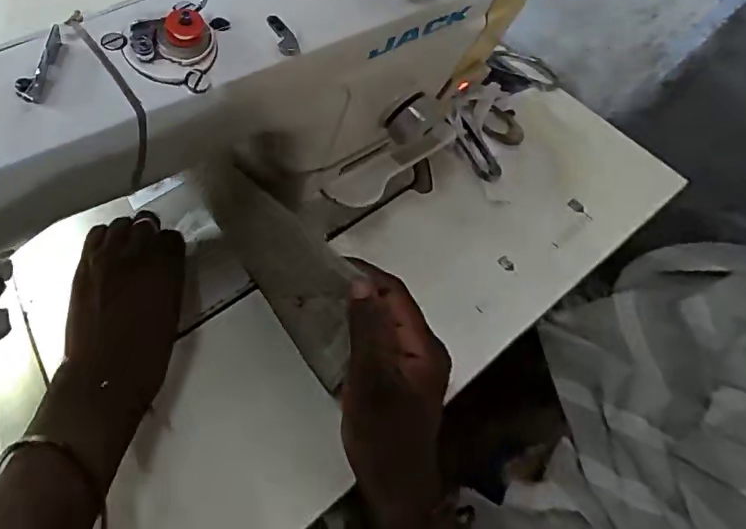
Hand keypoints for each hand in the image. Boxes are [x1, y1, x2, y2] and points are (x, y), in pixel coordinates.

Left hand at [29, 212, 185, 489]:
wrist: (100, 377)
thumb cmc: (144, 361)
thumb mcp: (170, 319)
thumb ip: (169, 285)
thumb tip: (166, 268)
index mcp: (161, 273)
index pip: (172, 239)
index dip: (172, 245)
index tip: (171, 252)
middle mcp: (132, 258)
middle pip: (145, 225)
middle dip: (151, 232)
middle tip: (152, 243)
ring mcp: (103, 259)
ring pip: (119, 225)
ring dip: (128, 231)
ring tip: (129, 244)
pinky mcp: (83, 265)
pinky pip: (95, 236)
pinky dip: (104, 237)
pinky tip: (107, 249)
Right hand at [341, 259, 451, 527]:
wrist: (393, 482)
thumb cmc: (381, 431)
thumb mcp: (370, 376)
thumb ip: (367, 328)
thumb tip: (360, 283)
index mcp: (423, 347)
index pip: (396, 293)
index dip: (366, 273)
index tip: (330, 262)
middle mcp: (424, 349)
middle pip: (392, 302)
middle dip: (360, 285)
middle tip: (321, 276)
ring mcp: (413, 363)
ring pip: (385, 318)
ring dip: (358, 303)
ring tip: (323, 294)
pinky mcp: (400, 373)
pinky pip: (380, 334)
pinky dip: (359, 322)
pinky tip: (337, 323)